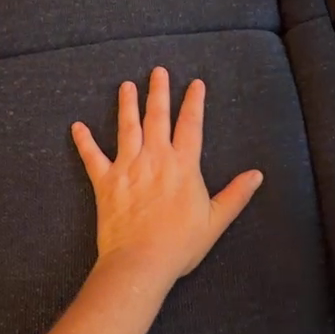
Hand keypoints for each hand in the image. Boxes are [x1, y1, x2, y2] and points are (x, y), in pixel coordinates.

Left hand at [71, 67, 262, 283]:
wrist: (140, 263)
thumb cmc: (180, 244)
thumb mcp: (216, 220)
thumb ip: (236, 195)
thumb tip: (257, 175)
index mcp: (183, 165)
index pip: (191, 125)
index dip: (194, 102)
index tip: (196, 83)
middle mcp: (155, 158)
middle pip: (157, 117)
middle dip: (159, 92)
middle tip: (158, 71)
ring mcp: (128, 167)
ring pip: (127, 128)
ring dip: (127, 105)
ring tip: (126, 86)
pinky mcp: (105, 182)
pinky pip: (92, 157)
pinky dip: (84, 141)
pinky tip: (77, 126)